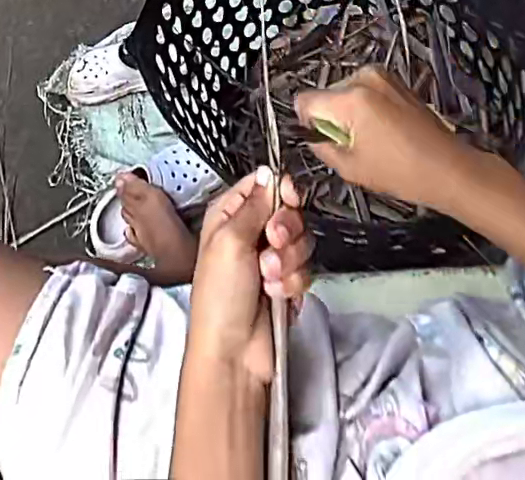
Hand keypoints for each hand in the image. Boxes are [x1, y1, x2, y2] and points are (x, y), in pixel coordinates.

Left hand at [187, 167, 313, 387]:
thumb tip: (268, 173)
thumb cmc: (219, 295)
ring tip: (267, 278)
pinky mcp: (286, 282)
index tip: (288, 199)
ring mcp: (269, 258)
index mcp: (229, 214)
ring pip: (301, 242)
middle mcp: (250, 232)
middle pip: (287, 212)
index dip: (280, 189)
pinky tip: (276, 295)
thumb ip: (254, 205)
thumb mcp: (229, 240)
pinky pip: (305, 269)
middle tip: (272, 245)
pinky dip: (293, 282)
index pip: (263, 185)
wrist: (233, 352)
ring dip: (288, 262)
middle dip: (286, 231)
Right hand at [297, 66, 488, 210]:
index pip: (305, 100)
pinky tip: (382, 131)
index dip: (306, 122)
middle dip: (330, 117)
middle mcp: (365, 79)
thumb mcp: (350, 168)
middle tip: (351, 144)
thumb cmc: (408, 171)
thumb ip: (320, 147)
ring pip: (343, 93)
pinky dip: (365, 108)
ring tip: (371, 139)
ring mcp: (382, 77)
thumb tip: (310, 136)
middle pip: (325, 95)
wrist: (450, 169)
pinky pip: (362, 91)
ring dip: (347, 112)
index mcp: (352, 99)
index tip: (318, 137)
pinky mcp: (394, 81)